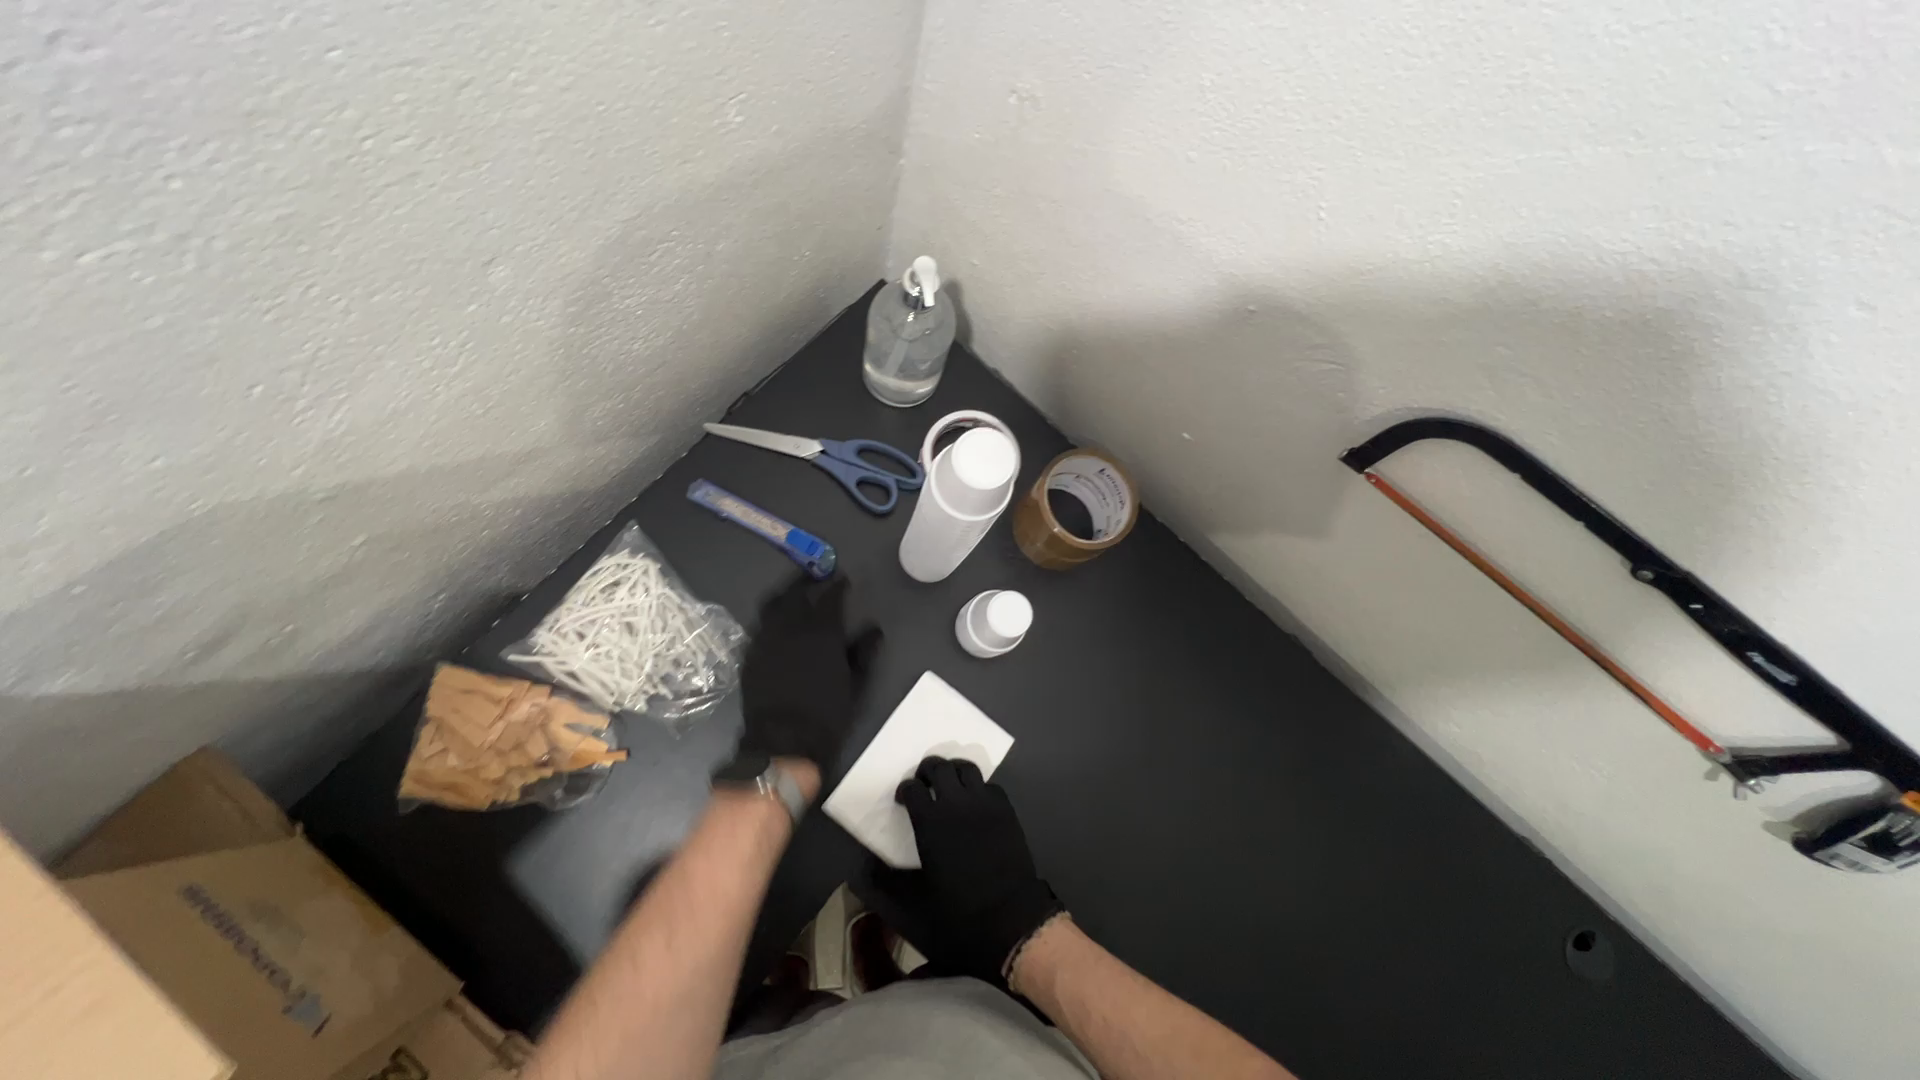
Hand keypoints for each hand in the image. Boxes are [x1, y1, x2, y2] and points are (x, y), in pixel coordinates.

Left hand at [729, 575, 881, 773]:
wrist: (783, 743)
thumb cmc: (827, 716)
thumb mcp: (857, 685)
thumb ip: (865, 652)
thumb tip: (874, 630)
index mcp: (821, 633)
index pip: (830, 597)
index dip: (838, 586)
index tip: (844, 580)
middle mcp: (790, 629)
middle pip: (794, 593)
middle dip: (804, 582)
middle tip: (815, 579)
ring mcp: (764, 641)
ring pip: (771, 606)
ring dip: (784, 596)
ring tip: (794, 597)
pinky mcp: (749, 656)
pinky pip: (760, 627)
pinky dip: (771, 620)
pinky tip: (779, 626)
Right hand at [891, 757, 1064, 982]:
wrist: (1010, 916)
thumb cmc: (959, 910)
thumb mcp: (914, 901)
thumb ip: (887, 882)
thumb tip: (864, 868)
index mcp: (930, 821)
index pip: (912, 788)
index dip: (904, 790)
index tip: (903, 801)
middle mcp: (956, 803)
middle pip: (939, 767)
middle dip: (927, 771)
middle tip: (924, 784)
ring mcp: (984, 803)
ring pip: (966, 767)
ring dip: (954, 771)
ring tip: (950, 786)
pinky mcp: (1006, 810)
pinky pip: (990, 786)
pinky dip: (979, 788)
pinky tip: (976, 804)